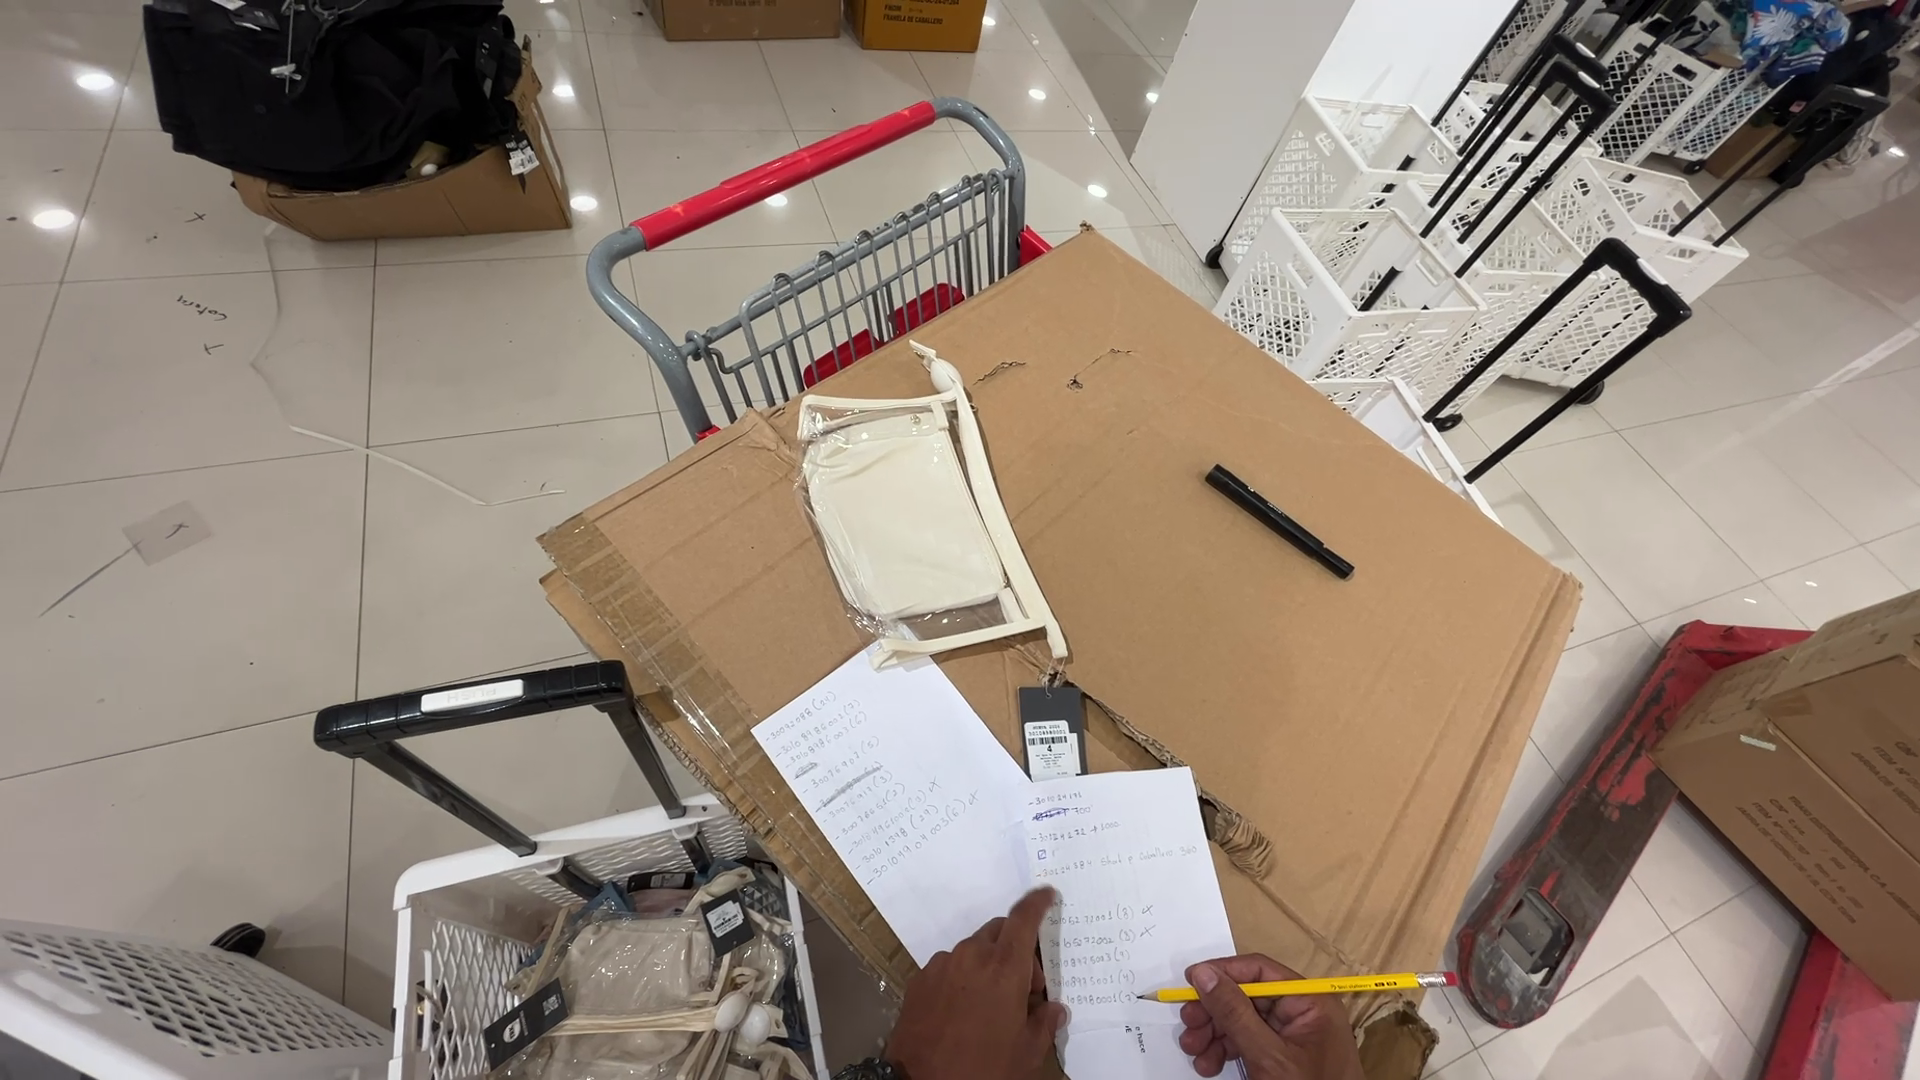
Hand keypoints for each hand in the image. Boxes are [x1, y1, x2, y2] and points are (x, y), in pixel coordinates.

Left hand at [885, 888, 1065, 1079]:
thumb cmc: (982, 1068)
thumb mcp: (1025, 1055)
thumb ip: (1043, 1024)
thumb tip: (1054, 1009)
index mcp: (1004, 967)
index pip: (1024, 919)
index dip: (1037, 903)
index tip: (1046, 894)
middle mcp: (973, 955)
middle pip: (1000, 932)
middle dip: (1016, 949)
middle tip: (1025, 987)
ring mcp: (944, 964)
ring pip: (974, 949)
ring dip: (988, 965)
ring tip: (991, 1004)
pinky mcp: (922, 978)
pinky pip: (951, 966)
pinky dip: (963, 978)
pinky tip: (964, 1010)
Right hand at [1177, 955, 1363, 1079]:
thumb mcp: (1268, 1056)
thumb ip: (1234, 1012)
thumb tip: (1202, 973)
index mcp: (1309, 1001)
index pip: (1259, 971)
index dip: (1222, 972)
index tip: (1190, 982)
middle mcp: (1301, 1012)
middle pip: (1245, 996)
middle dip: (1213, 1012)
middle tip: (1188, 1024)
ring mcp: (1292, 1036)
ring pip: (1241, 1019)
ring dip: (1213, 1033)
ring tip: (1193, 1050)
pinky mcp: (1283, 1057)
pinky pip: (1248, 1041)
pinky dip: (1225, 1050)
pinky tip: (1208, 1064)